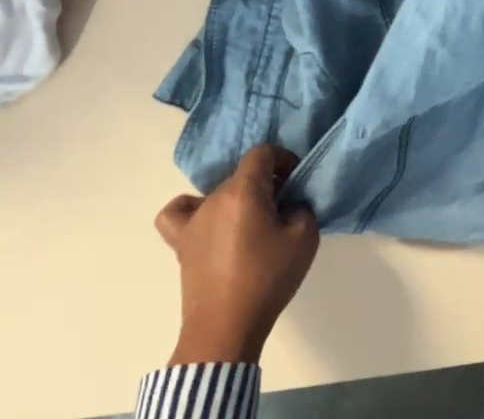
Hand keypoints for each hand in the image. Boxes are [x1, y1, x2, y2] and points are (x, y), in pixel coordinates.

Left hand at [155, 144, 319, 364]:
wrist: (226, 328)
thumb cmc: (268, 279)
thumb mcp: (305, 237)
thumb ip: (301, 209)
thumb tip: (287, 207)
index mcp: (243, 192)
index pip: (261, 153)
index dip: (283, 159)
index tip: (296, 181)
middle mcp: (213, 199)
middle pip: (243, 175)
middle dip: (266, 183)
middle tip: (284, 209)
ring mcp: (192, 222)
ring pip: (219, 193)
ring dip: (239, 199)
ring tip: (252, 223)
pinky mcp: (180, 244)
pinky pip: (178, 213)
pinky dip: (191, 209)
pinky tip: (208, 223)